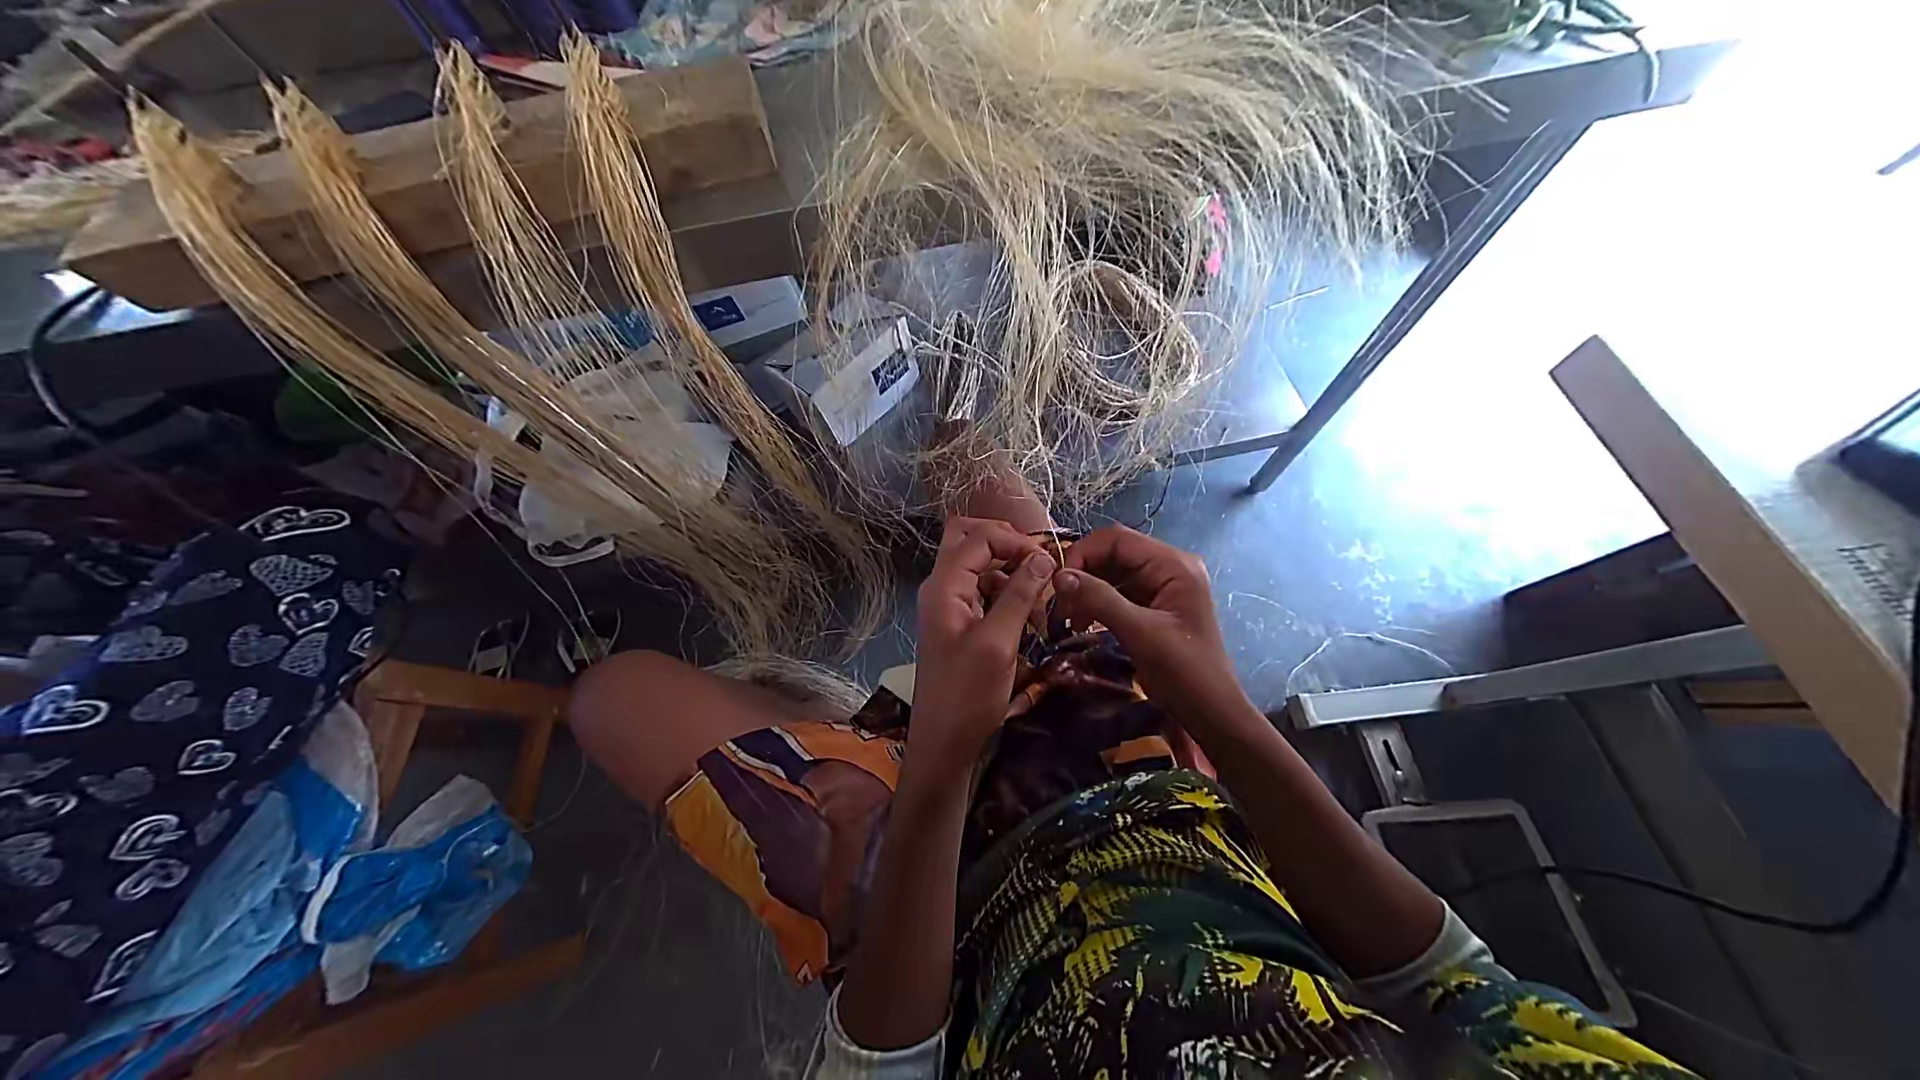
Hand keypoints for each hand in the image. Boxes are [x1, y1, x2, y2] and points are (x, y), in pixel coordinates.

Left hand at [913, 517, 1054, 766]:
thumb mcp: (998, 643)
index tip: (1047, 561)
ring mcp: (948, 604)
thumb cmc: (968, 695)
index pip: (978, 537)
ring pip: (978, 564)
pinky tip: (1027, 615)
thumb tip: (1042, 557)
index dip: (1014, 541)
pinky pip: (981, 590)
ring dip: (1009, 571)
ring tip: (1039, 598)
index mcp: (943, 586)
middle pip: (968, 539)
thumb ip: (1019, 595)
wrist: (943, 741)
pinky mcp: (958, 622)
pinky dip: (1005, 593)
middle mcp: (941, 587)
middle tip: (1037, 563)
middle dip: (1005, 543)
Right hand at [1053, 525, 1251, 729]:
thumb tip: (1060, 576)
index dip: (1083, 553)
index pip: (1117, 539)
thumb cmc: (1183, 671)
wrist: (1212, 713)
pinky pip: (1119, 593)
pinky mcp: (1155, 606)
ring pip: (1113, 574)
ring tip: (1069, 617)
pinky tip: (1083, 623)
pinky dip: (1098, 603)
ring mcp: (1163, 587)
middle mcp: (1169, 567)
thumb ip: (1099, 599)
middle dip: (1084, 573)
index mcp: (1174, 565)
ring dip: (1088, 590)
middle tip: (1060, 604)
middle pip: (1114, 554)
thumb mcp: (1139, 632)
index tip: (1058, 582)